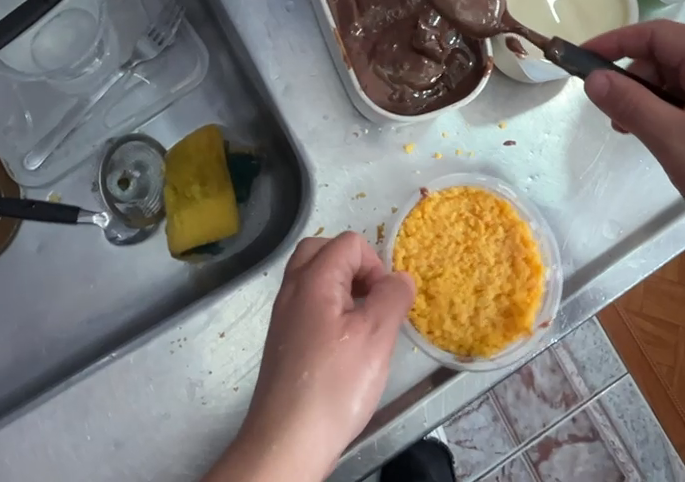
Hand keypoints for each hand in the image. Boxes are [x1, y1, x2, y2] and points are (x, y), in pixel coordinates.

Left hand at [208, 232, 415, 481]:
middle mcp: (293, 289)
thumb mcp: (376, 338)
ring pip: (313, 277)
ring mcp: (284, 314)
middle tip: (371, 301)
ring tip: (361, 323)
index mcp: (313, 279)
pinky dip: (328, 308)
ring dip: (341, 288)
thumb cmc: (333, 386)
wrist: (286, 441)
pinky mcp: (283, 339)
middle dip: (354, 267)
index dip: (375, 265)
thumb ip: (393, 298)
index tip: (384, 301)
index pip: (350, 243)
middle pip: (323, 251)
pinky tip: (343, 345)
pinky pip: (307, 303)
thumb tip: (400, 278)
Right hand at [580, 21, 684, 267]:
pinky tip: (671, 145)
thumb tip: (592, 78)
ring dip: (656, 101)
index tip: (580, 59)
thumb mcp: (674, 142)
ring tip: (640, 136)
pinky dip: (678, 116)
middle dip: (636, 79)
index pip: (661, 34)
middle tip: (613, 116)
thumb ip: (630, 104)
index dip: (616, 42)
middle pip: (674, 57)